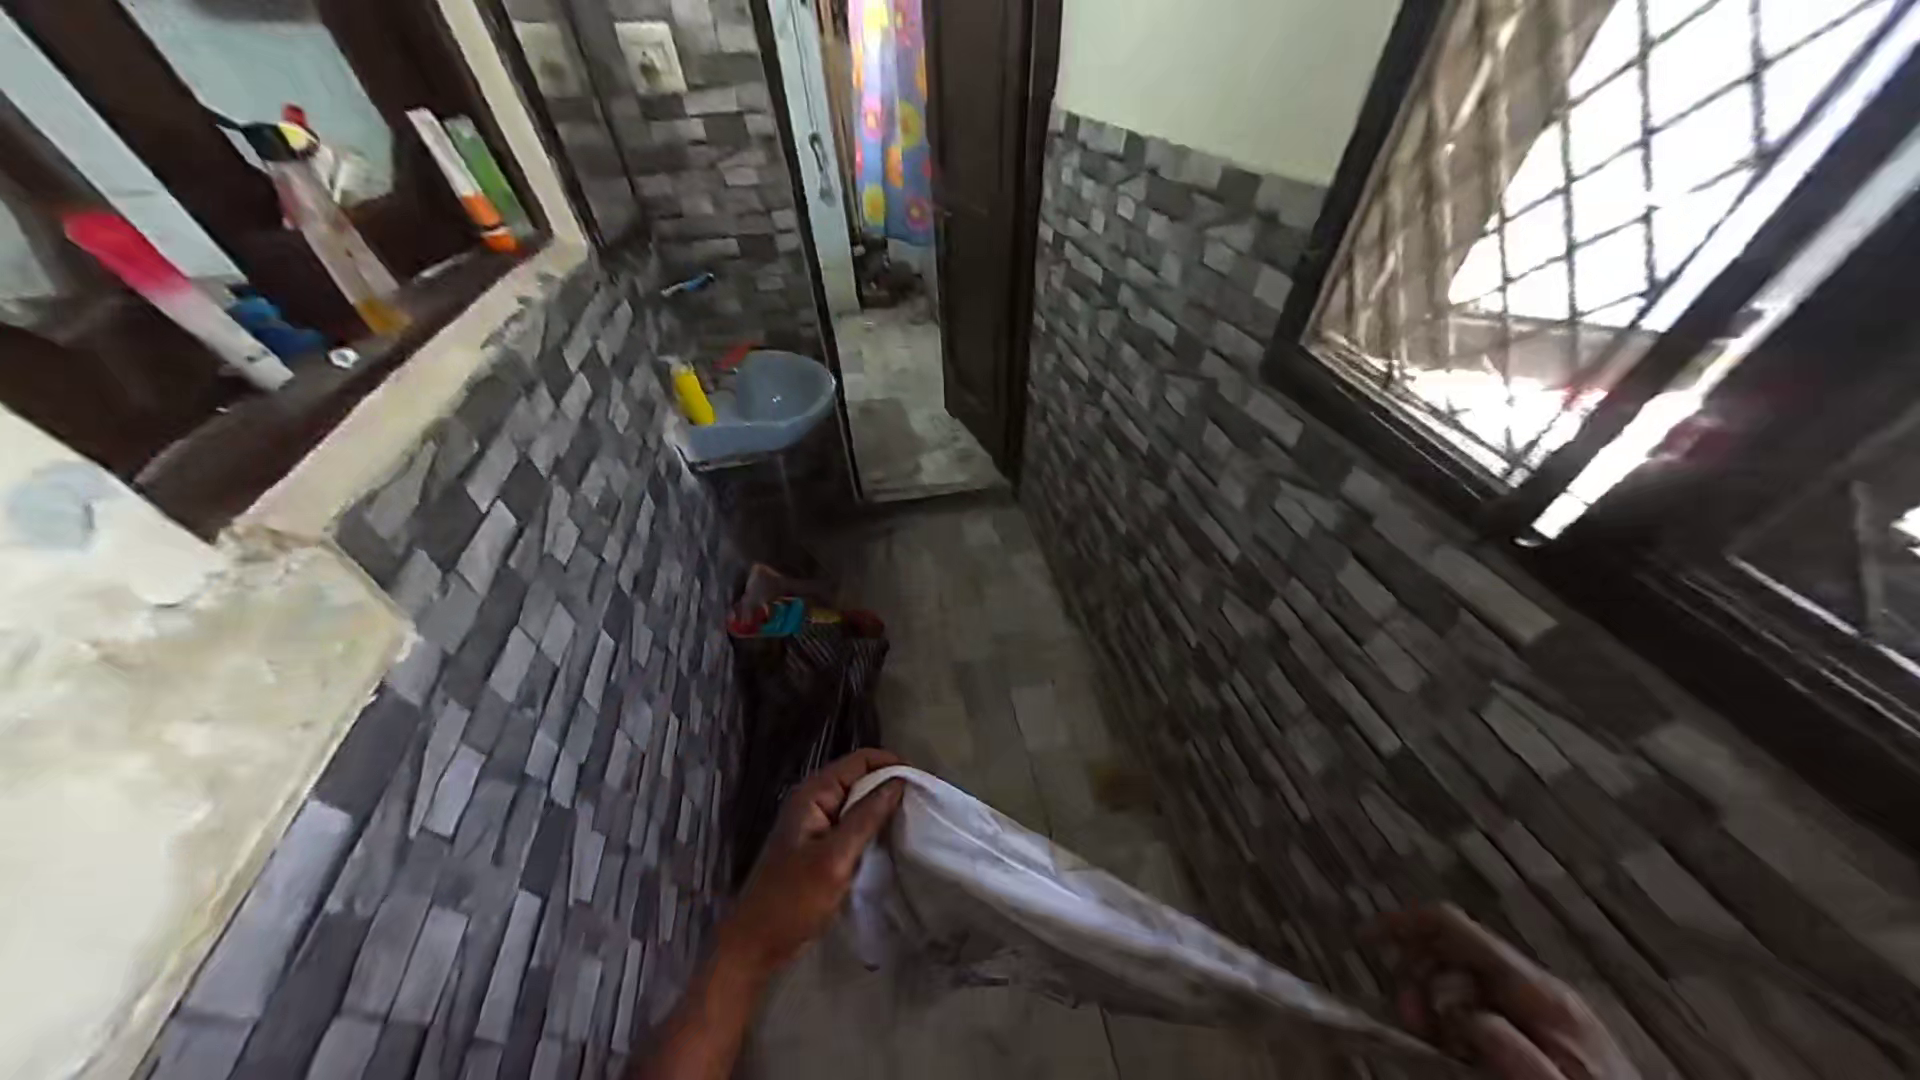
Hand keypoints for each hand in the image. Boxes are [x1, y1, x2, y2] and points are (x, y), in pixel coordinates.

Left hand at [717, 749, 905, 976]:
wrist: (757, 944)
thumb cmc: (793, 900)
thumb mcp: (835, 858)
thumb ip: (867, 817)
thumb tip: (899, 782)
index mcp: (814, 793)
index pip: (860, 760)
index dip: (892, 765)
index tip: (922, 782)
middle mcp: (815, 800)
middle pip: (861, 777)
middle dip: (891, 785)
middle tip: (923, 803)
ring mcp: (817, 822)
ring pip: (860, 801)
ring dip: (884, 807)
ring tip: (914, 818)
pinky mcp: (822, 844)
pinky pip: (854, 823)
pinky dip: (874, 826)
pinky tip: (892, 839)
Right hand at [1378, 905, 1639, 1079]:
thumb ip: (1503, 1044)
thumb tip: (1457, 1012)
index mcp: (1537, 990)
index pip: (1452, 925)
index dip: (1402, 923)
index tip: (1365, 941)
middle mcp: (1535, 988)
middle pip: (1449, 949)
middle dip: (1415, 977)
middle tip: (1408, 1023)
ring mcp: (1538, 1010)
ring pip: (1458, 980)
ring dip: (1431, 1004)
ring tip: (1432, 1044)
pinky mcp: (1539, 1034)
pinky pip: (1477, 1008)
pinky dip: (1453, 1023)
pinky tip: (1455, 1052)